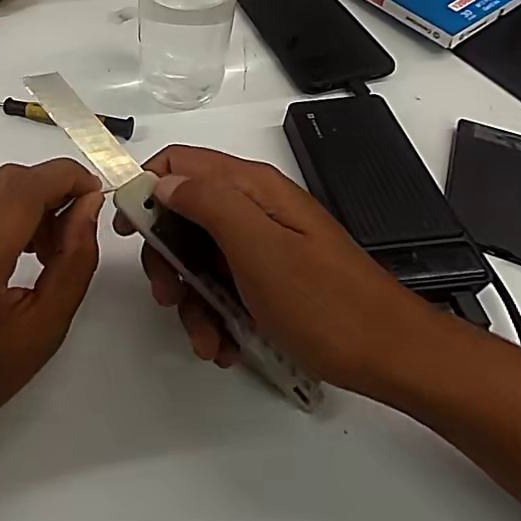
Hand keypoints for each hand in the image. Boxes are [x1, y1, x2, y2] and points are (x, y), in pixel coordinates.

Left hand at [0, 159, 103, 436]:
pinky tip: (17, 249)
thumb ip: (74, 262)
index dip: (63, 179)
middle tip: (74, 225)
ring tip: (47, 248)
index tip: (93, 192)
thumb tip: (86, 208)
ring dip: (27, 201)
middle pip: (4, 182)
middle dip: (49, 189)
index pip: (20, 191)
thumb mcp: (44, 330)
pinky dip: (3, 213)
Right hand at [115, 145, 436, 396]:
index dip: (144, 189)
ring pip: (198, 257)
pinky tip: (225, 343)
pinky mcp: (268, 276)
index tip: (127, 231)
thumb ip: (209, 204)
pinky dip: (215, 313)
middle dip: (166, 259)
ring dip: (191, 298)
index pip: (178, 163)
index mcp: (251, 188)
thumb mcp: (259, 249)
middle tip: (168, 296)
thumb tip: (166, 181)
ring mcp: (261, 243)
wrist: (393, 357)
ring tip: (207, 338)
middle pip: (181, 215)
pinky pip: (223, 284)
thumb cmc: (326, 304)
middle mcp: (253, 208)